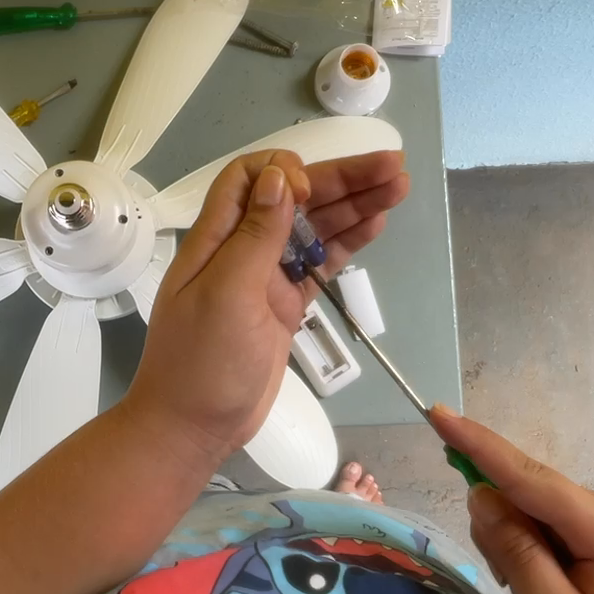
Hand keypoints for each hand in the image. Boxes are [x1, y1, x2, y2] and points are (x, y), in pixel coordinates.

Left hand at [127, 149, 408, 462]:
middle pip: (294, 199)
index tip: (310, 194)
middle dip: (340, 180)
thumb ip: (254, 235)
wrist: (195, 426)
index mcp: (216, 238)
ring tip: (399, 186)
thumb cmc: (203, 361)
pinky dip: (346, 243)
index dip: (285, 173)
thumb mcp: (227, 293)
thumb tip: (280, 176)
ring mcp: (266, 278)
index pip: (250, 178)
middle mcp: (242, 249)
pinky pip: (319, 264)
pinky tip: (375, 224)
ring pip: (313, 229)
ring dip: (353, 206)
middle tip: (393, 167)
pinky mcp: (285, 305)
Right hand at [431, 406, 593, 593]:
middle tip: (504, 583)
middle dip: (496, 521)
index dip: (477, 444)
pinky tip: (538, 589)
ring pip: (529, 508)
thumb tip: (481, 495)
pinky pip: (543, 527)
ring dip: (510, 542)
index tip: (435, 413)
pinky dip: (525, 550)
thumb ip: (515, 551)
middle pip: (525, 490)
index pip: (527, 476)